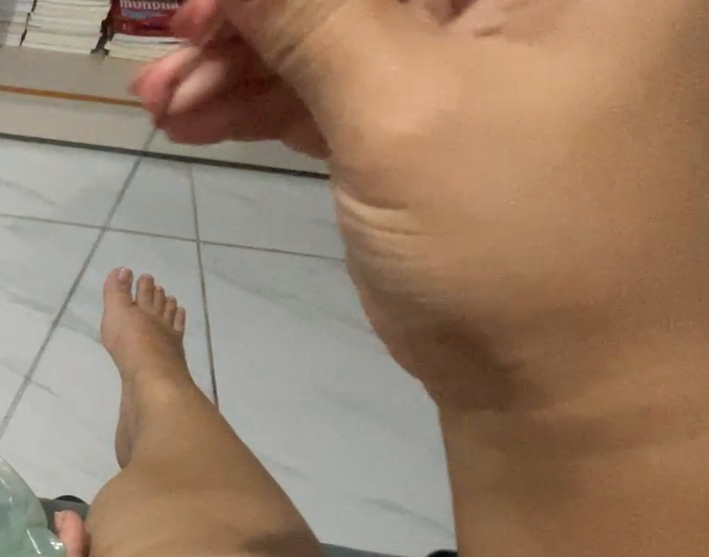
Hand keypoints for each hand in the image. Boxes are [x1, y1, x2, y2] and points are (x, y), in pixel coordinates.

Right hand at [135, 0, 708, 413]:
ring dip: (237, 74)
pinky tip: (193, 123)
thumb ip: (314, 20)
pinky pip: (328, 97)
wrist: (550, 368)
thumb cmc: (509, 232)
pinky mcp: (422, 126)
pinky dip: (258, 111)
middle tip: (162, 64)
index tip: (197, 8)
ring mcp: (472, 59)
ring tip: (158, 108)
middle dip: (249, 25)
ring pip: (331, 42)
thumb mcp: (403, 112)